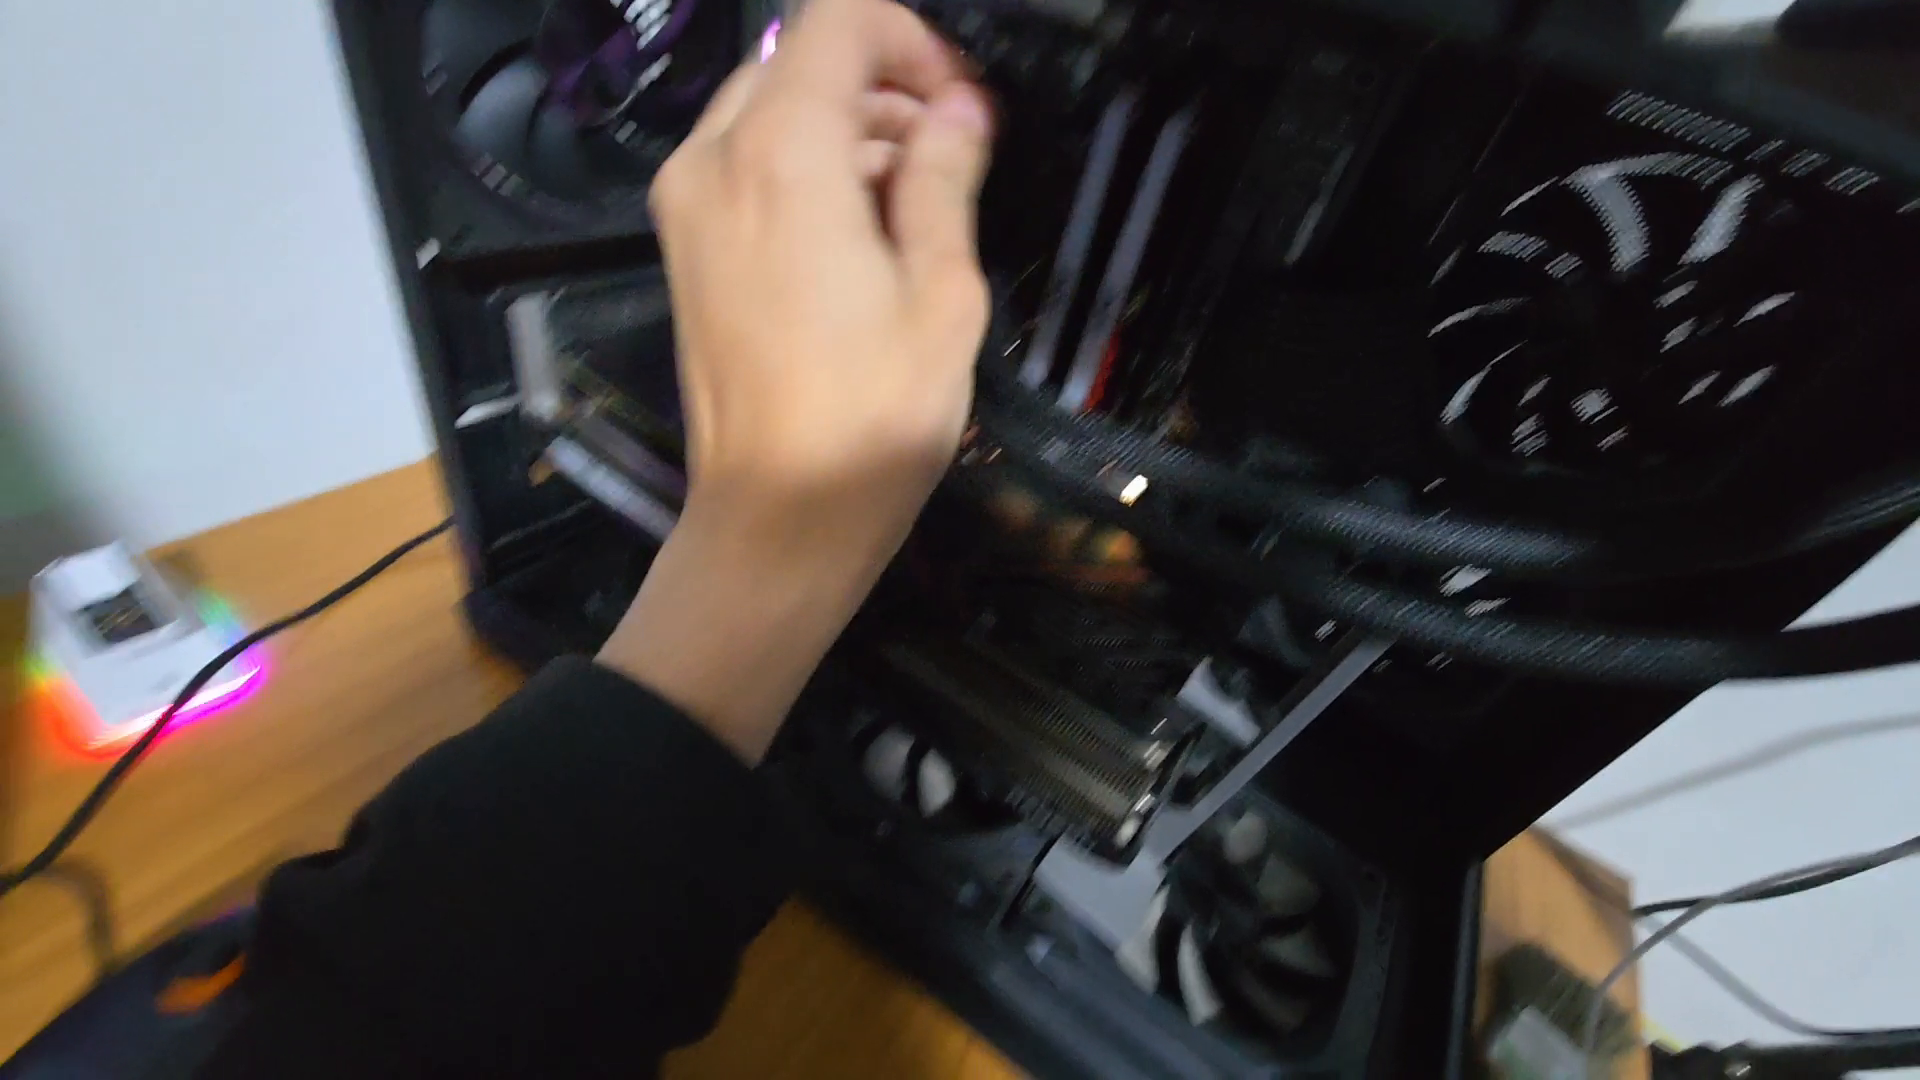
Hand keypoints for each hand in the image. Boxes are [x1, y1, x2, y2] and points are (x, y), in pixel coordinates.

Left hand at [598, 0, 994, 762]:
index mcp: (781, 155)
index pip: (838, 23)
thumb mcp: (941, 295)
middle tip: (948, 160)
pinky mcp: (682, 256)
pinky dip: (804, 179)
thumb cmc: (875, 418)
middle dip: (882, 93)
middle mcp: (711, 161)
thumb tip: (959, 109)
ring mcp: (685, 211)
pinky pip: (743, 174)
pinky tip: (854, 243)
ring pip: (767, 120)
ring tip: (911, 210)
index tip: (960, 105)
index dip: (912, 42)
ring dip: (845, 139)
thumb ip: (945, 181)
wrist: (778, 520)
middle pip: (798, 68)